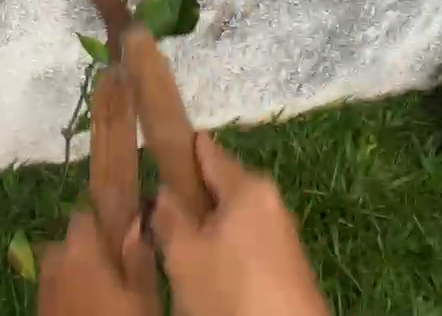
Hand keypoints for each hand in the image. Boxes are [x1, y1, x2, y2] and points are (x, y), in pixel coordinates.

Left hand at [39, 209, 158, 315]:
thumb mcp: (143, 297)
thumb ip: (138, 258)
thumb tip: (137, 226)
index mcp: (79, 246)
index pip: (86, 214)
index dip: (104, 222)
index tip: (122, 235)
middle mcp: (55, 256)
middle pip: (73, 240)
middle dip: (92, 251)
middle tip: (118, 273)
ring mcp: (43, 283)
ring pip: (64, 265)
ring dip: (80, 272)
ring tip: (106, 295)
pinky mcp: (39, 306)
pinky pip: (57, 287)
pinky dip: (70, 291)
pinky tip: (89, 308)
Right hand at [152, 134, 328, 315]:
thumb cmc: (233, 292)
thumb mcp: (183, 253)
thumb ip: (167, 214)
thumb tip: (164, 192)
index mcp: (248, 187)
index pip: (206, 150)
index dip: (177, 149)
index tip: (153, 154)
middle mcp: (270, 202)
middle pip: (218, 187)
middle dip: (190, 199)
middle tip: (159, 217)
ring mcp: (282, 235)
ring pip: (231, 219)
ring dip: (206, 230)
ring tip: (179, 250)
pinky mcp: (288, 267)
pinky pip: (246, 243)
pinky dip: (225, 252)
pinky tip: (208, 273)